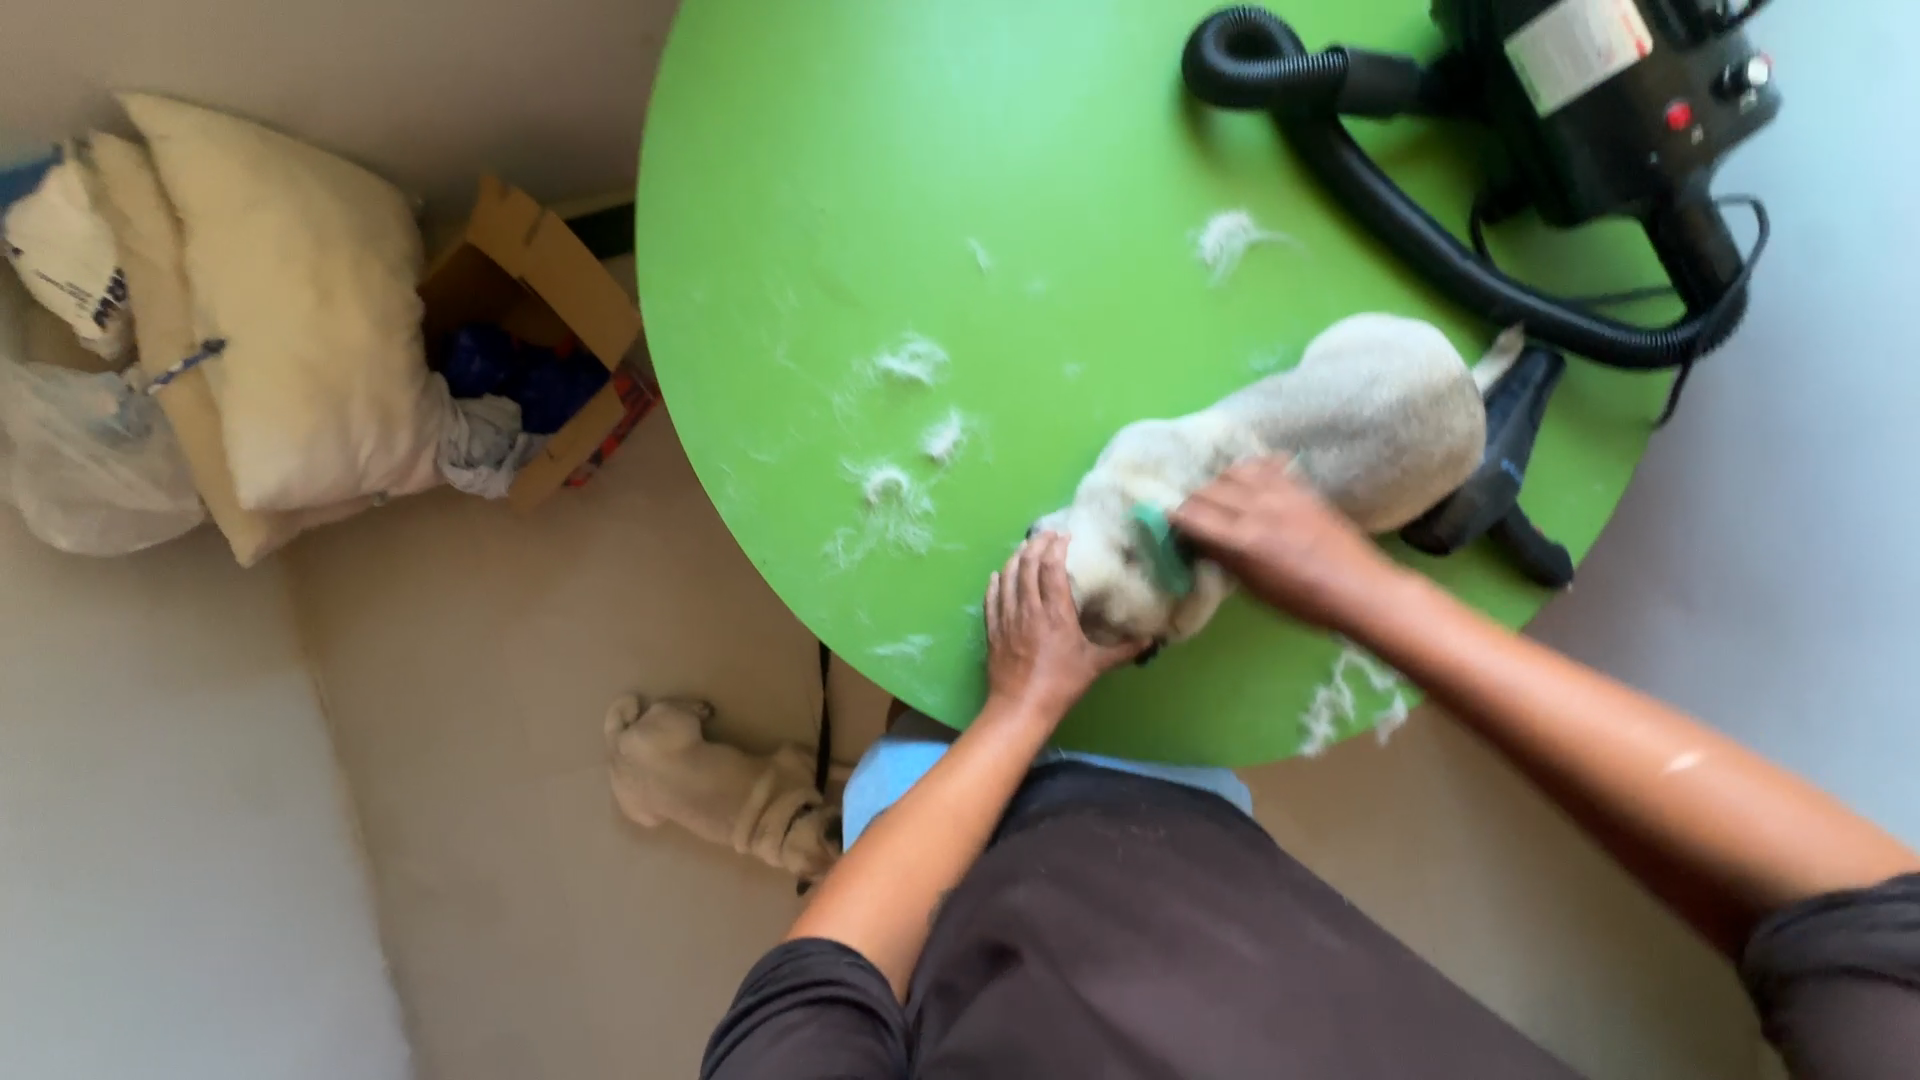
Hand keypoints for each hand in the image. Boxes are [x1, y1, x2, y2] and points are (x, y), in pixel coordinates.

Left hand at [984, 533, 1145, 718]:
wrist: (1020, 706)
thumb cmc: (1060, 685)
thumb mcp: (1095, 666)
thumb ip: (1122, 650)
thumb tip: (1150, 640)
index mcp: (1055, 612)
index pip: (1052, 567)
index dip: (1056, 547)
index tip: (1064, 537)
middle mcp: (1028, 608)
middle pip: (1027, 565)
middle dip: (1036, 544)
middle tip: (1046, 534)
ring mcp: (1007, 617)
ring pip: (1007, 577)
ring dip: (1015, 558)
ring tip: (1024, 548)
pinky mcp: (993, 629)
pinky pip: (991, 598)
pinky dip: (995, 582)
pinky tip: (998, 575)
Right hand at [1170, 456, 1408, 634]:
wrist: (1361, 590)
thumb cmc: (1303, 601)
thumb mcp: (1253, 588)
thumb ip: (1223, 558)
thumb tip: (1199, 540)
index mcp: (1241, 540)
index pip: (1190, 515)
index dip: (1175, 519)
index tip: (1173, 527)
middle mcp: (1257, 509)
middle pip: (1206, 490)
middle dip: (1193, 503)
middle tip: (1194, 519)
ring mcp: (1282, 493)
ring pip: (1232, 471)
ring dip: (1220, 483)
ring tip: (1223, 499)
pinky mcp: (1302, 488)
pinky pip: (1267, 464)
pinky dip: (1252, 469)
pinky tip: (1252, 483)